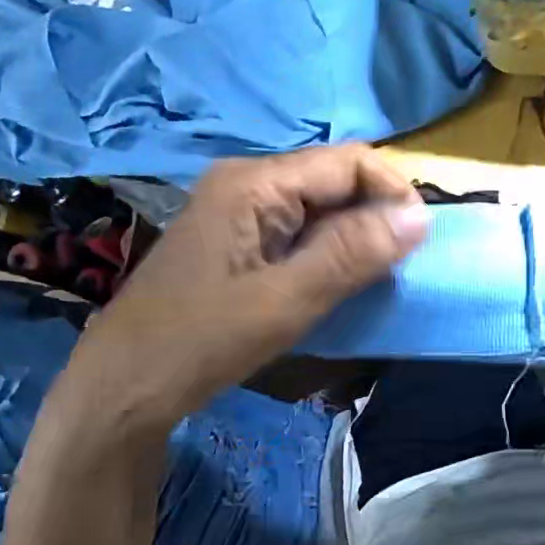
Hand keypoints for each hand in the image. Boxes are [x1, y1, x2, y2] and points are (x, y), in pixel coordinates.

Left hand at [57, 146, 428, 429]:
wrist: (125, 384)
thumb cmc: (201, 341)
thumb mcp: (284, 301)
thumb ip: (351, 255)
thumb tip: (419, 217)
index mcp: (253, 182)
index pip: (347, 161)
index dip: (392, 193)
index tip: (418, 244)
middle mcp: (244, 184)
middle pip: (331, 181)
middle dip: (372, 218)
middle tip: (395, 270)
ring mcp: (235, 213)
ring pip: (315, 210)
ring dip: (349, 240)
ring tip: (368, 283)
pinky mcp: (232, 243)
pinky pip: (293, 235)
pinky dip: (322, 255)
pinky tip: (330, 287)